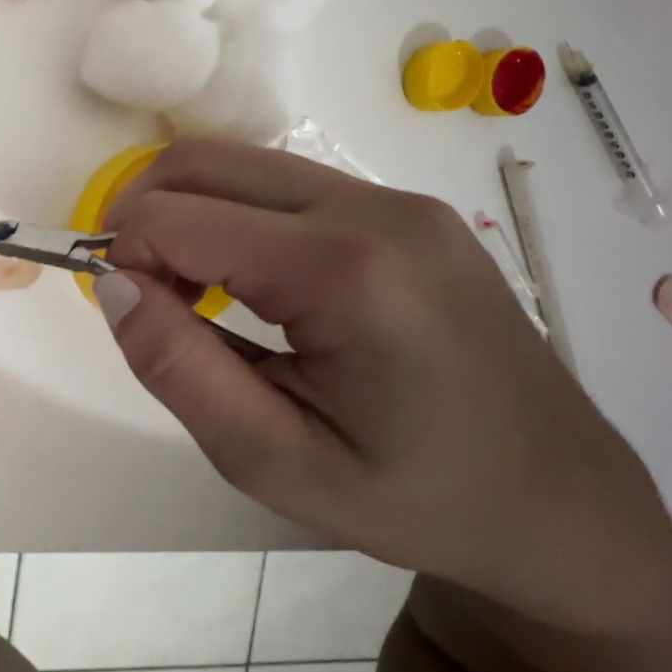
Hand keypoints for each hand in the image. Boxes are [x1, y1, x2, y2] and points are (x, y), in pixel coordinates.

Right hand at [97, 138, 671, 635]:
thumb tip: (112, 284)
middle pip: (197, 163)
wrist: (559, 508)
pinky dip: (225, 218)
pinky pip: (277, 185)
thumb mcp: (268, 459)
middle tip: (143, 300)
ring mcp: (399, 204)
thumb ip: (177, 367)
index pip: (174, 216)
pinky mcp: (405, 214)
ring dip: (179, 216)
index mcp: (344, 271)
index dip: (123, 260)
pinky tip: (240, 286)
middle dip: (138, 221)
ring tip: (189, 298)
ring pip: (233, 164)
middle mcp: (376, 210)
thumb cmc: (409, 497)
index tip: (133, 322)